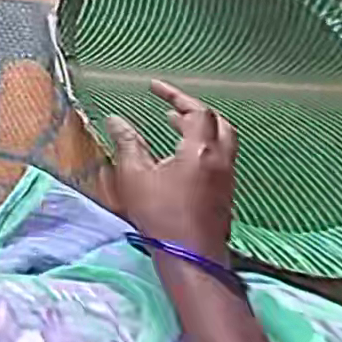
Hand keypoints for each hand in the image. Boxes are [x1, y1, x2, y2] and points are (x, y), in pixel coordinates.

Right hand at [105, 81, 238, 262]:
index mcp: (200, 151)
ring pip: (222, 140)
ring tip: (172, 121)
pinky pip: (218, 155)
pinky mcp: (223, 190)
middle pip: (218, 123)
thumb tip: (115, 119)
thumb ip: (127, 142)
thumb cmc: (160, 210)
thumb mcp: (135, 173)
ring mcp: (226, 177)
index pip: (197, 112)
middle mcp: (221, 160)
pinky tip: (178, 151)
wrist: (190, 253)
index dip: (175, 96)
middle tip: (169, 103)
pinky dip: (200, 143)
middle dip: (194, 109)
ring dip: (199, 126)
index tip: (153, 87)